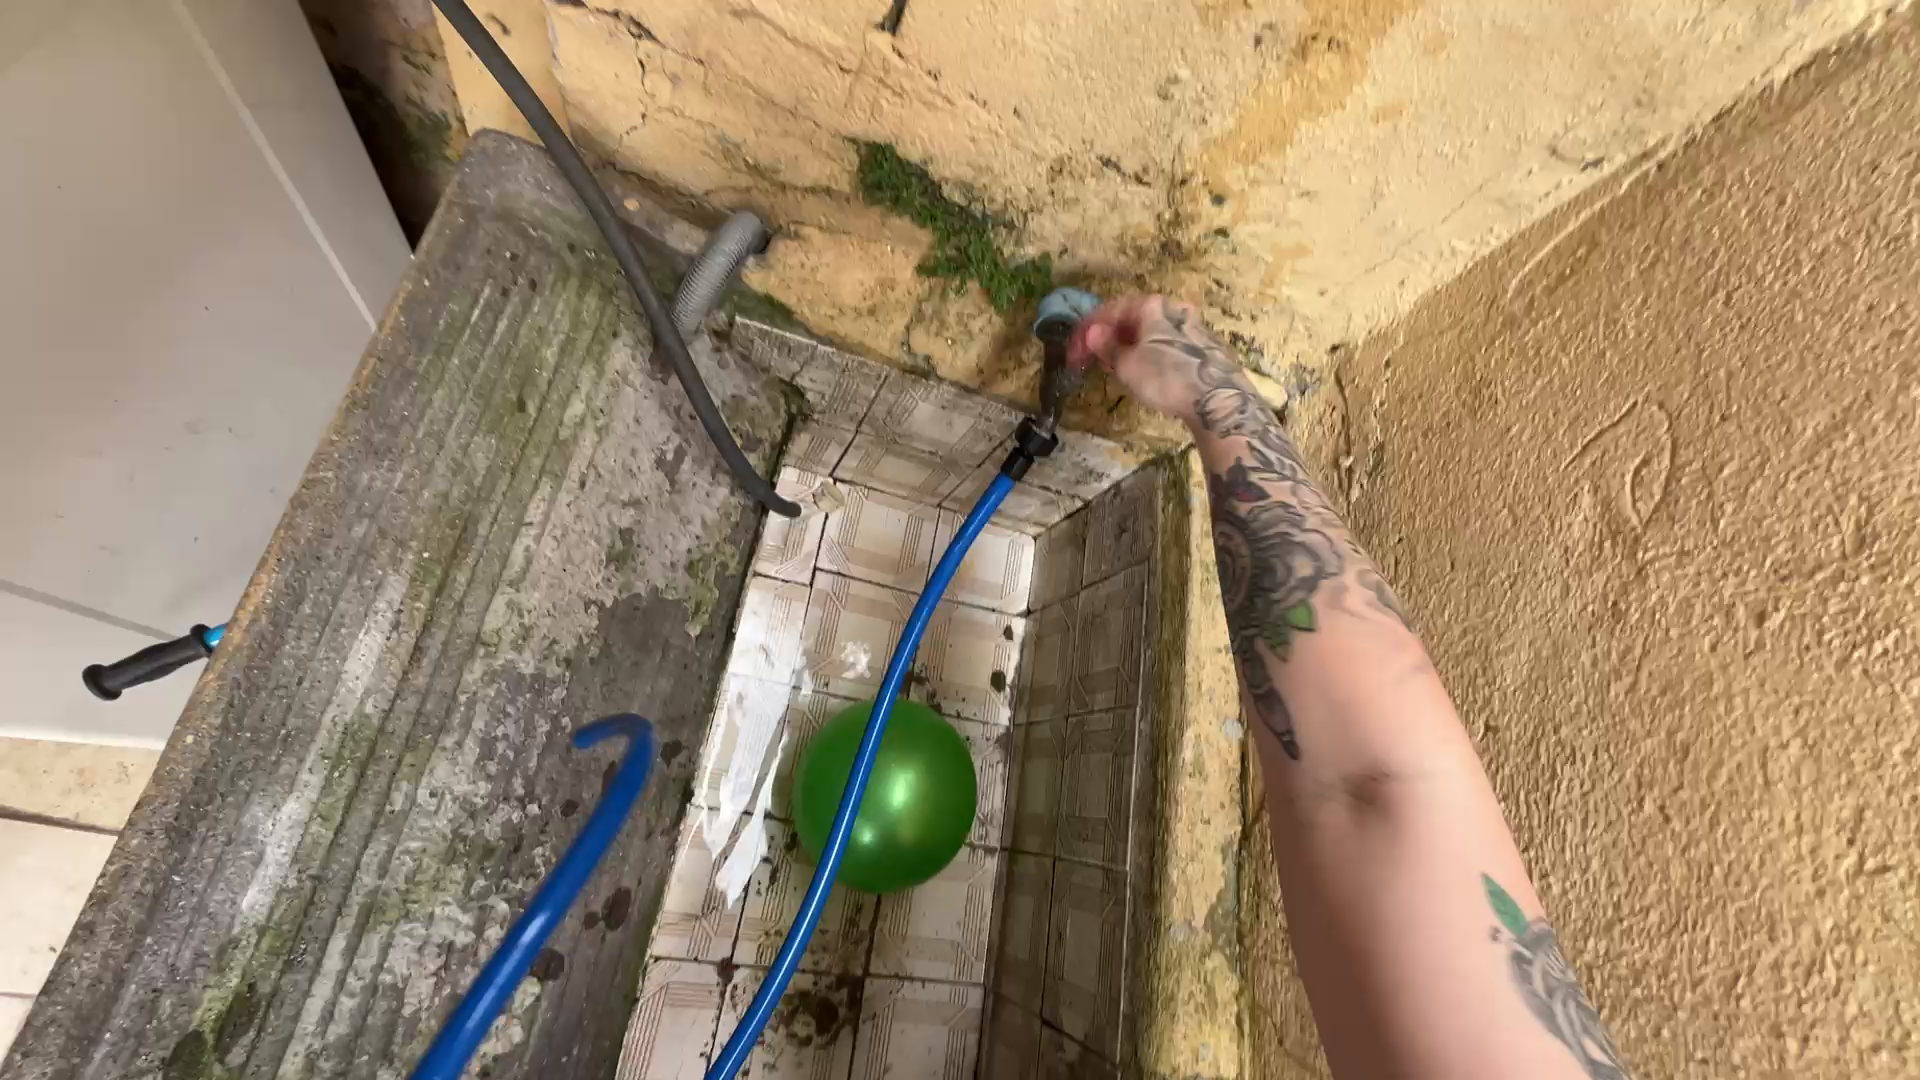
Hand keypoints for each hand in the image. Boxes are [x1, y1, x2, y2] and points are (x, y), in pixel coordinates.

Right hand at [1066, 293, 1238, 426]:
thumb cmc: (1166, 378)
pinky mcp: (1205, 346)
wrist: (1218, 399)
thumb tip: (1093, 334)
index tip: (1075, 350)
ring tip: (1116, 367)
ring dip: (1129, 346)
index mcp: (1152, 306)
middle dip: (1110, 337)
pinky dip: (1150, 353)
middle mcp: (1174, 309)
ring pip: (1152, 332)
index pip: (1110, 310)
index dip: (1088, 330)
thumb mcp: (1127, 365)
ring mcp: (1193, 326)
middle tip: (1094, 359)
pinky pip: (1168, 344)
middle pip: (1133, 319)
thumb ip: (1107, 347)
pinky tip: (1145, 372)